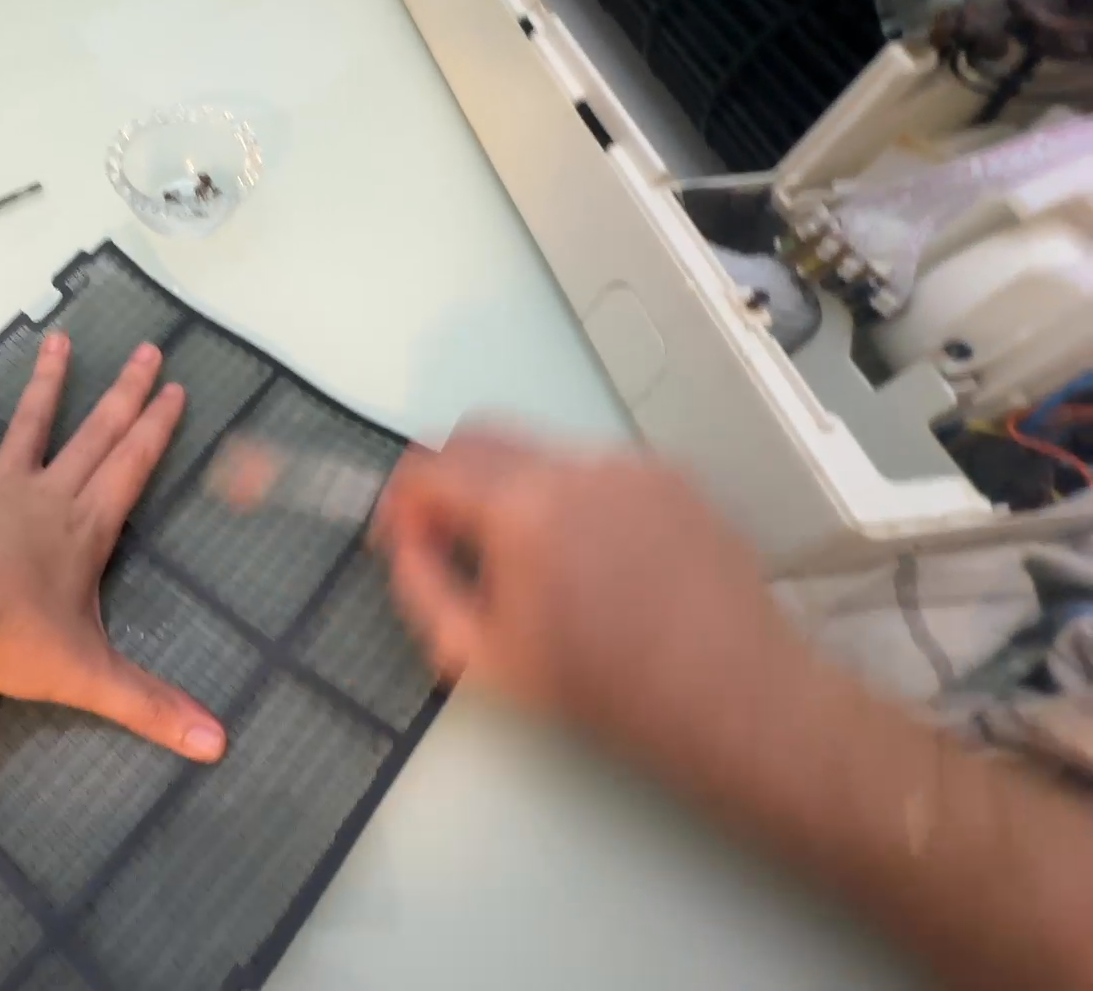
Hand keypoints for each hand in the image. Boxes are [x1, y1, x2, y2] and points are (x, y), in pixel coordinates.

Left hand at [0, 331, 227, 762]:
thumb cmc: (6, 637)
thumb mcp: (88, 677)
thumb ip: (152, 707)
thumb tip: (220, 746)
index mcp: (85, 526)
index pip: (133, 464)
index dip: (158, 426)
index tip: (175, 387)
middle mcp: (48, 493)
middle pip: (97, 432)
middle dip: (126, 392)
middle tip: (148, 348)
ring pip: (32, 423)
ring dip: (51, 382)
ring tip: (61, 338)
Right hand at [371, 425, 805, 754]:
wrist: (738, 698)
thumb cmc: (598, 684)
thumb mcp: (475, 653)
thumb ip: (417, 584)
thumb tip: (405, 538)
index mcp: (520, 506)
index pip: (425, 467)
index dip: (397, 502)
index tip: (400, 539)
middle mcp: (572, 464)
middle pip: (470, 436)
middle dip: (440, 479)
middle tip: (441, 533)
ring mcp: (624, 462)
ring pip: (526, 447)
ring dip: (495, 484)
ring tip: (514, 547)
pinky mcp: (665, 473)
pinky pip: (581, 463)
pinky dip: (552, 490)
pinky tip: (575, 546)